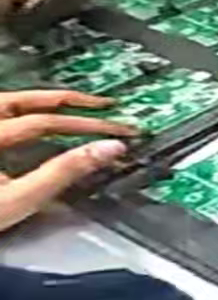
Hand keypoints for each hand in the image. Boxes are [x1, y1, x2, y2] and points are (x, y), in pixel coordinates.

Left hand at [0, 90, 136, 232]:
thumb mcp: (18, 199)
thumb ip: (63, 171)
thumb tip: (112, 147)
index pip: (44, 122)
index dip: (89, 124)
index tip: (123, 131)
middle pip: (15, 102)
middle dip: (65, 100)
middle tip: (105, 104)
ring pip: (0, 107)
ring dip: (39, 103)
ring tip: (73, 105)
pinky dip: (17, 116)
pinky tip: (33, 122)